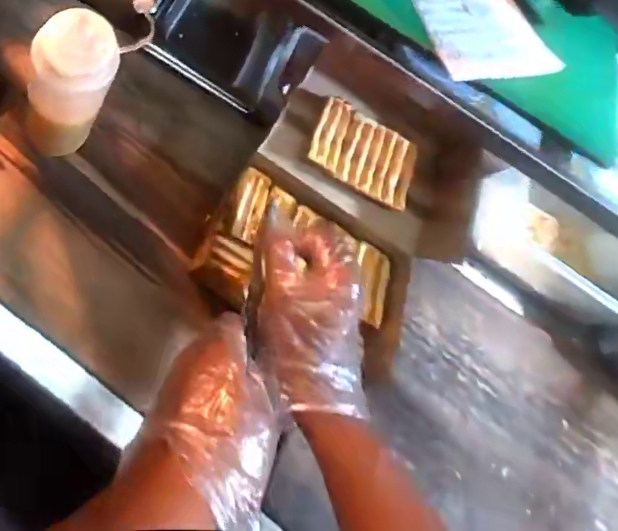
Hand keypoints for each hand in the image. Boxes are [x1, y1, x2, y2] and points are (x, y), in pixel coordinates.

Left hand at [138, 314, 279, 528]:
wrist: (178, 478)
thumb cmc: (229, 441)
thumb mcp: (265, 410)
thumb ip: (267, 379)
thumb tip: (270, 365)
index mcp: (221, 343)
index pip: (237, 324)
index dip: (251, 336)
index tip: (264, 351)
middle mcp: (193, 349)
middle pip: (217, 343)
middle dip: (233, 358)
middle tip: (254, 381)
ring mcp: (174, 372)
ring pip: (202, 365)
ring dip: (216, 378)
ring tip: (236, 404)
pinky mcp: (162, 398)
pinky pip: (189, 387)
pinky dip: (201, 397)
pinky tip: (214, 420)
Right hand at [257, 208, 367, 418]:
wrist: (320, 402)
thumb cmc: (299, 341)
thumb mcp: (281, 291)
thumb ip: (278, 251)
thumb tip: (275, 214)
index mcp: (341, 272)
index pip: (319, 232)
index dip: (293, 234)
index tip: (270, 249)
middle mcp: (350, 285)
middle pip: (319, 252)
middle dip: (292, 254)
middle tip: (267, 266)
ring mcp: (346, 307)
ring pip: (316, 274)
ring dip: (293, 274)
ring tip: (270, 288)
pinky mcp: (338, 325)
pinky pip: (318, 294)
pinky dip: (300, 293)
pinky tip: (282, 310)